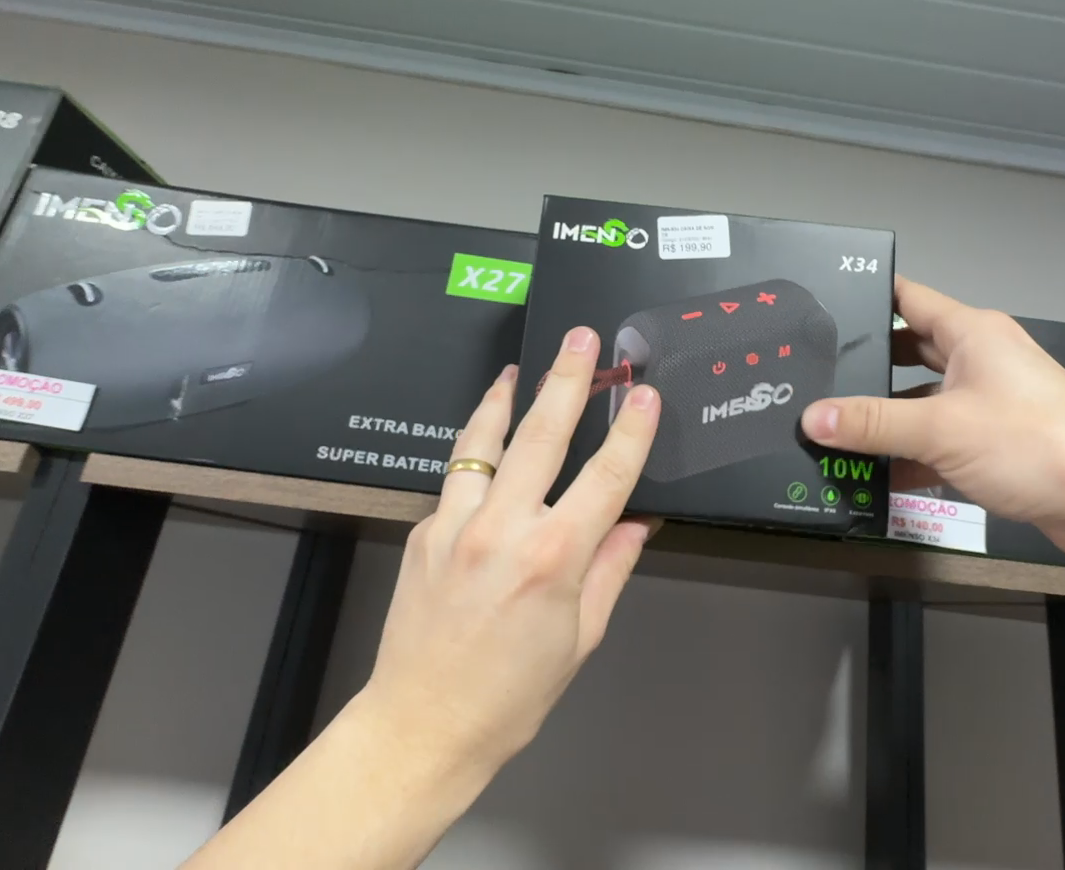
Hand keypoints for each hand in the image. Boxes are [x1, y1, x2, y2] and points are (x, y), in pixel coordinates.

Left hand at [360, 326, 660, 771]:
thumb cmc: (511, 694)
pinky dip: (476, 448)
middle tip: (582, 339)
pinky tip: (487, 438)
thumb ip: (611, 567)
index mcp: (554, 559)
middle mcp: (503, 530)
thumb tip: (637, 522)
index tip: (643, 394)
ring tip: (519, 368)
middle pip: (542, 435)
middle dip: (568, 380)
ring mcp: (455, 525)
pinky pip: (457, 475)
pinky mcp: (424, 530)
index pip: (607, 477)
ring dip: (505, 398)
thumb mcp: (581, 636)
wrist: (421, 726)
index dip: (631, 431)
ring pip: (484, 441)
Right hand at [801, 276, 1064, 561]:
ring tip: (835, 430)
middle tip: (818, 379)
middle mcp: (982, 359)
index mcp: (972, 333)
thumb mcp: (939, 429)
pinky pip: (941, 439)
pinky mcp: (998, 442)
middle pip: (910, 352)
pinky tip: (877, 476)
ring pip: (924, 401)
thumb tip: (811, 419)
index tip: (823, 312)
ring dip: (887, 418)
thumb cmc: (1033, 443)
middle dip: (867, 368)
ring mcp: (991, 401)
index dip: (867, 298)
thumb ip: (871, 424)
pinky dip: (911, 455)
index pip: (908, 299)